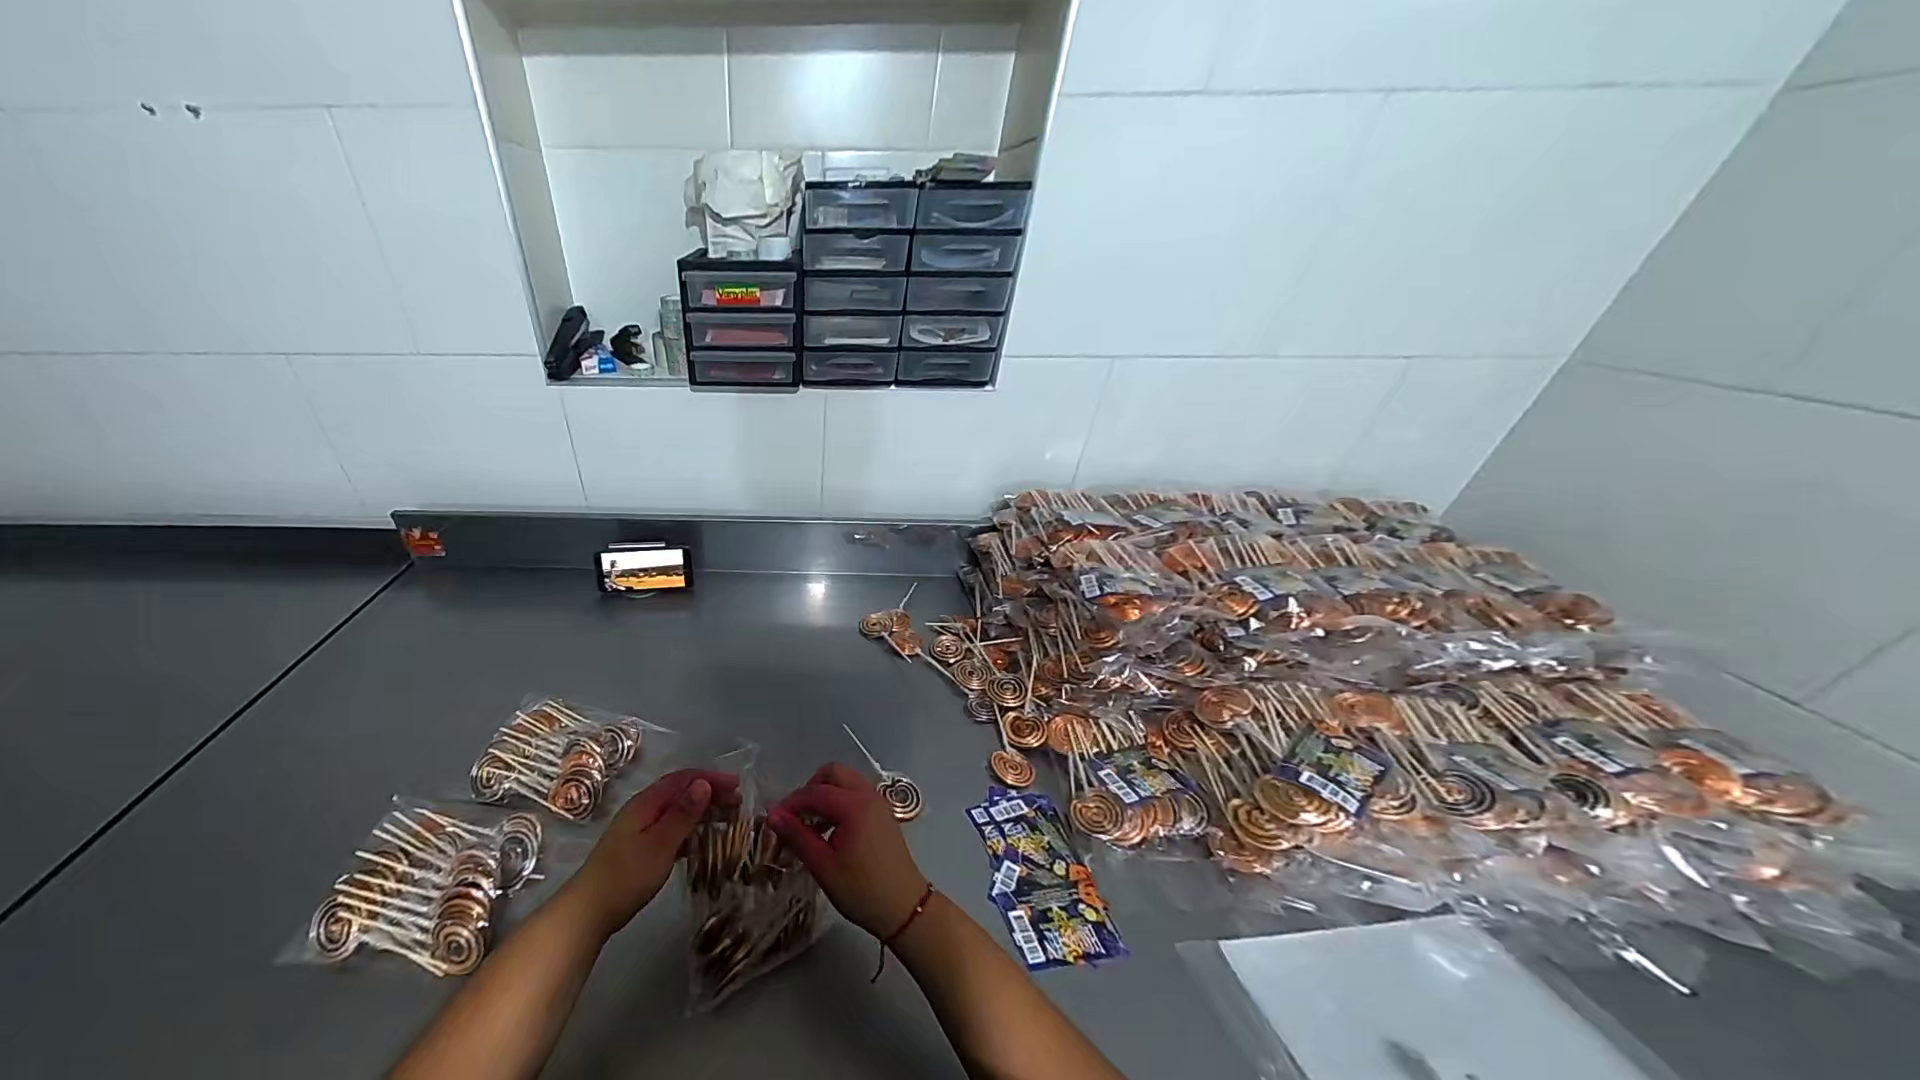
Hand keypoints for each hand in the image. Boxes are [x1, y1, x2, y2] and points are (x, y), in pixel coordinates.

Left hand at [561, 768, 738, 937]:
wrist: (587, 913)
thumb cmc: (627, 876)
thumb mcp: (661, 843)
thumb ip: (683, 813)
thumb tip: (703, 783)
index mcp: (646, 803)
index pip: (683, 779)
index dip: (710, 778)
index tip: (737, 785)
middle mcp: (642, 811)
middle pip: (680, 793)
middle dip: (710, 793)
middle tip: (737, 803)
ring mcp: (639, 831)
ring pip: (677, 812)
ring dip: (702, 811)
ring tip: (727, 819)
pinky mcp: (639, 850)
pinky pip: (672, 829)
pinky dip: (691, 829)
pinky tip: (701, 841)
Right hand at [767, 763, 928, 937]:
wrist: (904, 907)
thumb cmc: (861, 890)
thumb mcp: (823, 866)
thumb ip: (798, 836)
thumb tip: (774, 816)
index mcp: (855, 806)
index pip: (816, 791)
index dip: (791, 802)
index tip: (774, 820)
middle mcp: (869, 796)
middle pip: (834, 773)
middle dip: (810, 788)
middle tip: (795, 816)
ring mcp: (879, 803)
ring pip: (847, 782)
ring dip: (826, 794)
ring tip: (810, 826)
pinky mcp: (883, 815)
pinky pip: (856, 794)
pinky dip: (839, 802)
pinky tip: (830, 830)